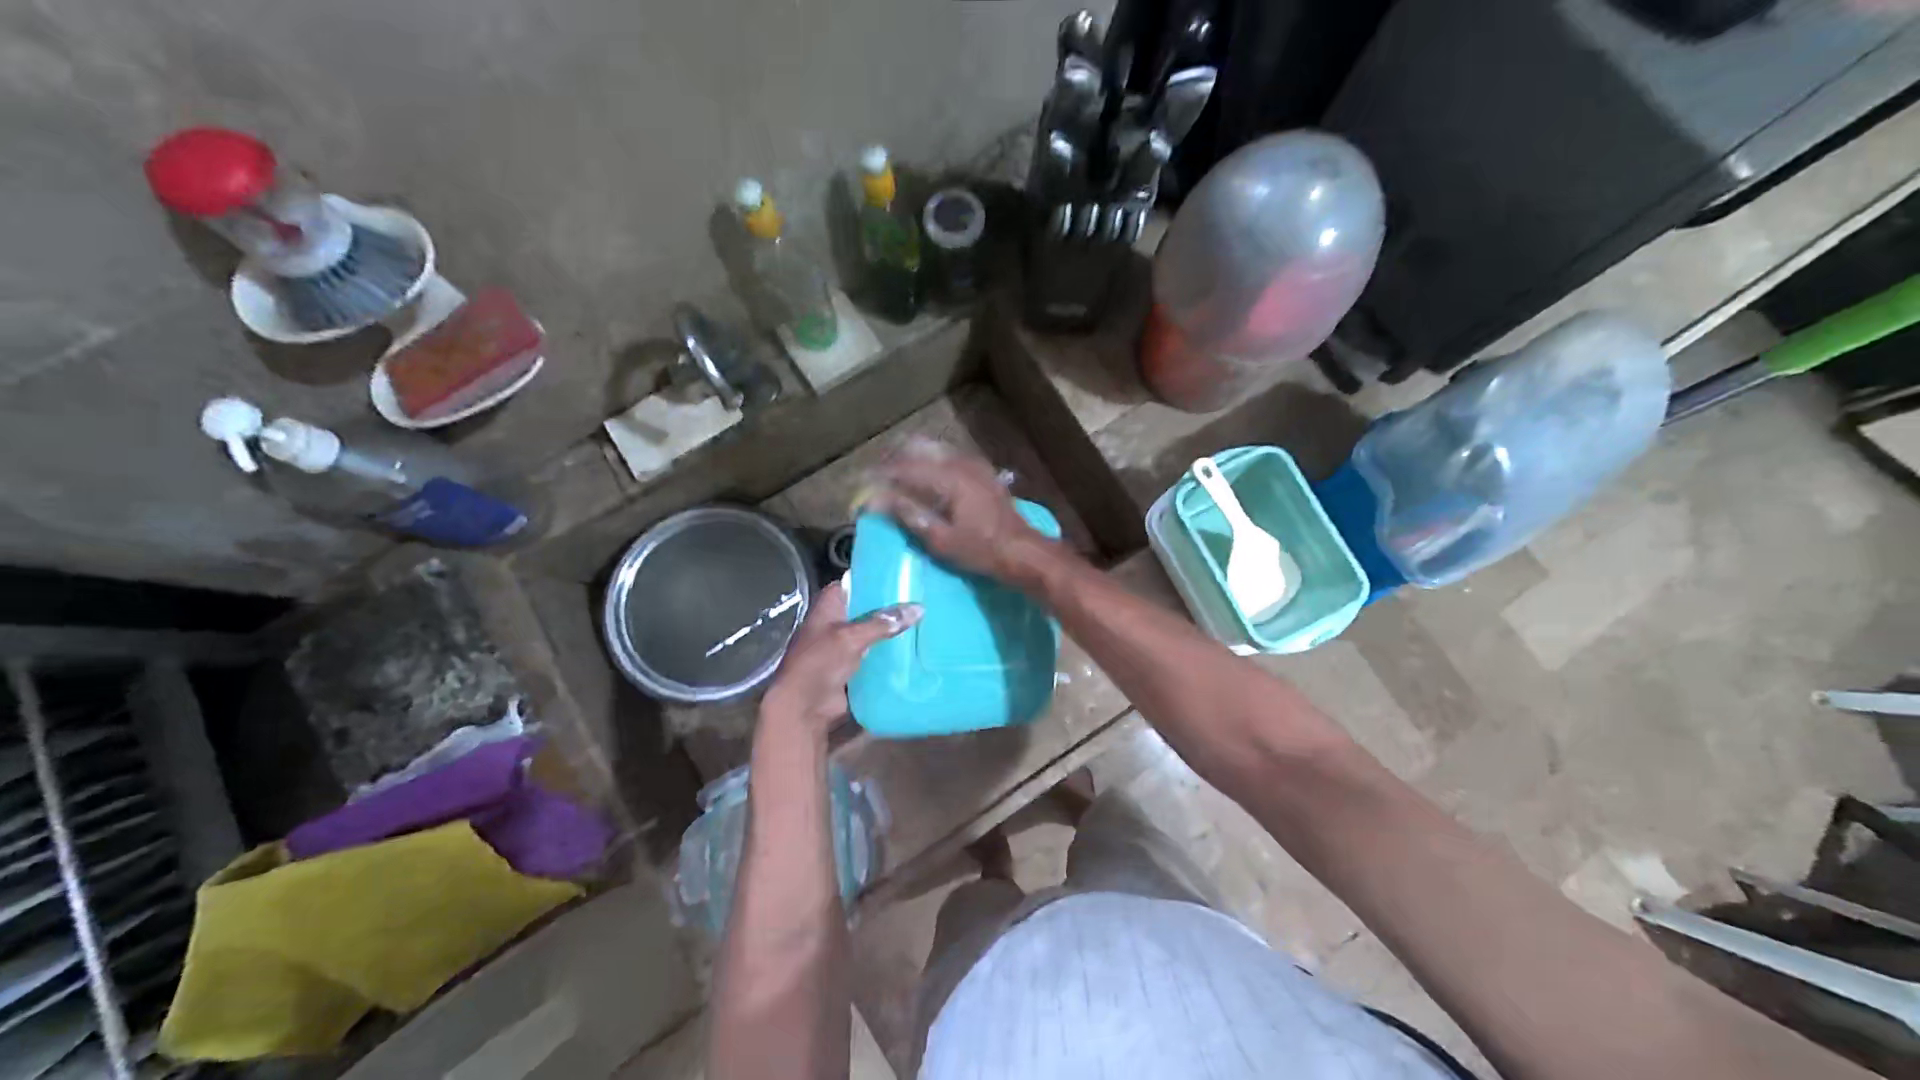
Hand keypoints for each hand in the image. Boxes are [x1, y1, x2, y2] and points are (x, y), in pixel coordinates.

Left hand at [760, 581, 919, 735]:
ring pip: (873, 634)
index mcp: (828, 607)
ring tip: (924, 621)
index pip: (851, 583)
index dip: (872, 578)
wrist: (804, 707)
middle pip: (866, 609)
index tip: (900, 575)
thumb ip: (883, 623)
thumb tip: (918, 608)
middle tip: (920, 598)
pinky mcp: (853, 668)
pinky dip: (891, 655)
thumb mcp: (852, 637)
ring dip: (892, 632)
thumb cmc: (820, 662)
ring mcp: (844, 647)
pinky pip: (876, 656)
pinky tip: (915, 650)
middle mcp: (835, 623)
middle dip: (889, 606)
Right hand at [866, 438, 1059, 586]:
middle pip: (918, 447)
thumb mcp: (941, 539)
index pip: (905, 466)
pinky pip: (948, 456)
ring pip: (934, 448)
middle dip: (894, 458)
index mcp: (949, 478)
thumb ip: (909, 515)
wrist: (1022, 550)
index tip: (862, 481)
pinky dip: (930, 460)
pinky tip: (924, 475)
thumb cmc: (981, 550)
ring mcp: (973, 464)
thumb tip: (876, 500)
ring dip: (912, 457)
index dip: (880, 473)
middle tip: (876, 474)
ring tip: (895, 473)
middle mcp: (960, 462)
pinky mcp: (981, 471)